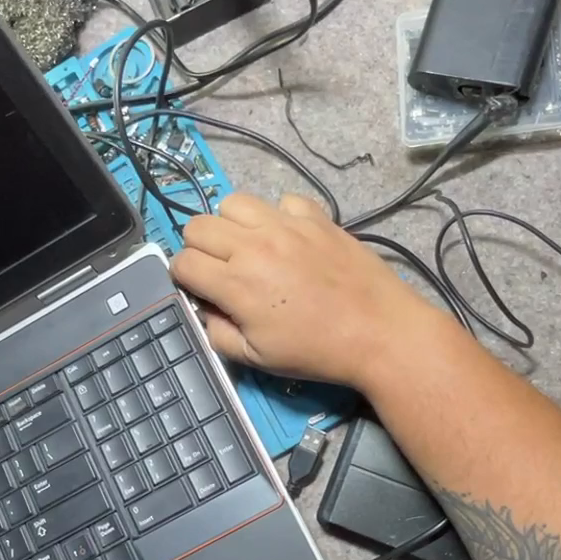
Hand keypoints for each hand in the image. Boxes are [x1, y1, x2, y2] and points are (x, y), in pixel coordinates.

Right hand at [170, 193, 452, 390]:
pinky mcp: (316, 217)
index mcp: (236, 283)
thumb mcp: (256, 358)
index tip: (201, 291)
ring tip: (250, 248)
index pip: (182, 262)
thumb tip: (205, 309)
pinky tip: (289, 241)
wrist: (378, 332)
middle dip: (200, 249)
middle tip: (221, 271)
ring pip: (233, 202)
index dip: (184, 279)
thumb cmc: (316, 352)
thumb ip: (217, 333)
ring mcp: (286, 225)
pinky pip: (282, 201)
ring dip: (232, 225)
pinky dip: (278, 217)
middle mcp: (254, 245)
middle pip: (198, 225)